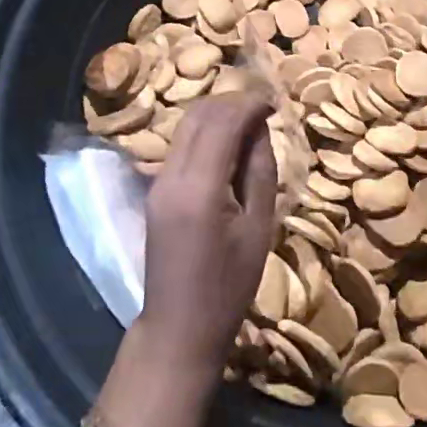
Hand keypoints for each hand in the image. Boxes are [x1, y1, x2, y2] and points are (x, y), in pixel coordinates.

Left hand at [136, 94, 276, 378]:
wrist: (180, 325)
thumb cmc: (230, 285)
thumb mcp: (259, 227)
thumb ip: (260, 171)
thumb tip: (259, 128)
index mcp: (199, 188)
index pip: (221, 123)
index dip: (248, 104)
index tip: (273, 101)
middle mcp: (170, 176)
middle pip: (197, 116)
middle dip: (231, 102)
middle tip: (262, 107)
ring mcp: (157, 182)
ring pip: (185, 127)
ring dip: (216, 115)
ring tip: (249, 122)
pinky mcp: (154, 190)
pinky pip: (179, 146)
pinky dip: (204, 134)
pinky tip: (227, 144)